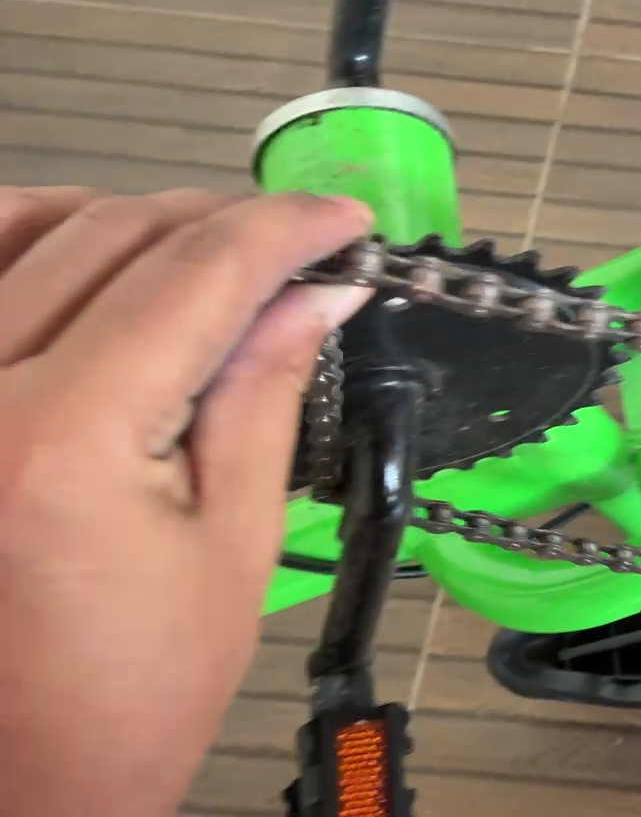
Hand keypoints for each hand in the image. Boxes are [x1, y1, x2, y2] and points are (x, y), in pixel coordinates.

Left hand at [0, 186, 372, 816]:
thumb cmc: (132, 678)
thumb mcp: (236, 531)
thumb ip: (265, 388)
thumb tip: (324, 292)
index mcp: (58, 443)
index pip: (201, 275)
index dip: (291, 228)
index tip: (351, 220)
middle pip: (111, 236)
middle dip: (230, 221)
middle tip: (305, 240)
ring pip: (11, 226)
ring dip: (132, 218)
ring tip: (212, 245)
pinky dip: (22, 235)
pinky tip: (87, 253)